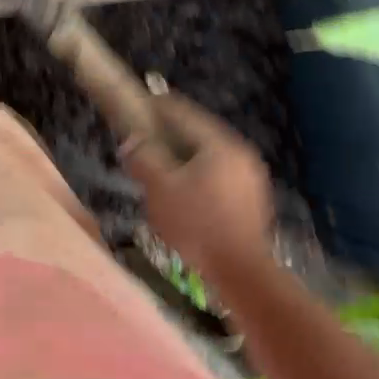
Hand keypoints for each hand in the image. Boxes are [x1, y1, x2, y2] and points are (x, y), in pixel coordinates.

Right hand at [120, 95, 273, 279]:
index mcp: (220, 145)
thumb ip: (142, 156)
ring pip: (204, 153)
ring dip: (178, 154)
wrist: (240, 272)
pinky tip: (176, 188)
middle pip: (194, 132)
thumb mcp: (159, 187)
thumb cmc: (197, 224)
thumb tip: (132, 141)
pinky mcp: (248, 197)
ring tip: (153, 166)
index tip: (130, 106)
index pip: (181, 112)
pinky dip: (192, 171)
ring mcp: (248, 176)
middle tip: (139, 141)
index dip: (153, 106)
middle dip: (165, 134)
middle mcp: (239, 154)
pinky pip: (214, 171)